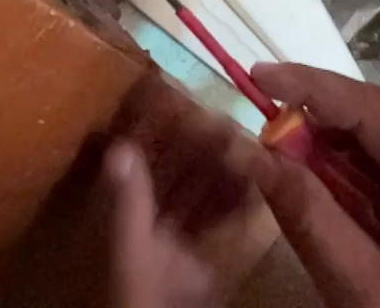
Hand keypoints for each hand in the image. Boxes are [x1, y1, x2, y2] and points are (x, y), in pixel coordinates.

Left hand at [105, 81, 267, 307]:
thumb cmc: (138, 305)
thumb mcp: (131, 261)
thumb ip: (128, 209)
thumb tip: (121, 148)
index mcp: (122, 222)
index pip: (137, 161)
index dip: (153, 126)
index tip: (176, 93)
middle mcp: (147, 230)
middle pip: (173, 174)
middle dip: (199, 142)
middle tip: (228, 116)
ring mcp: (174, 252)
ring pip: (199, 198)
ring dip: (224, 169)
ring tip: (250, 144)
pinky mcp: (200, 277)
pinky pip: (218, 232)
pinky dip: (237, 207)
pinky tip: (259, 186)